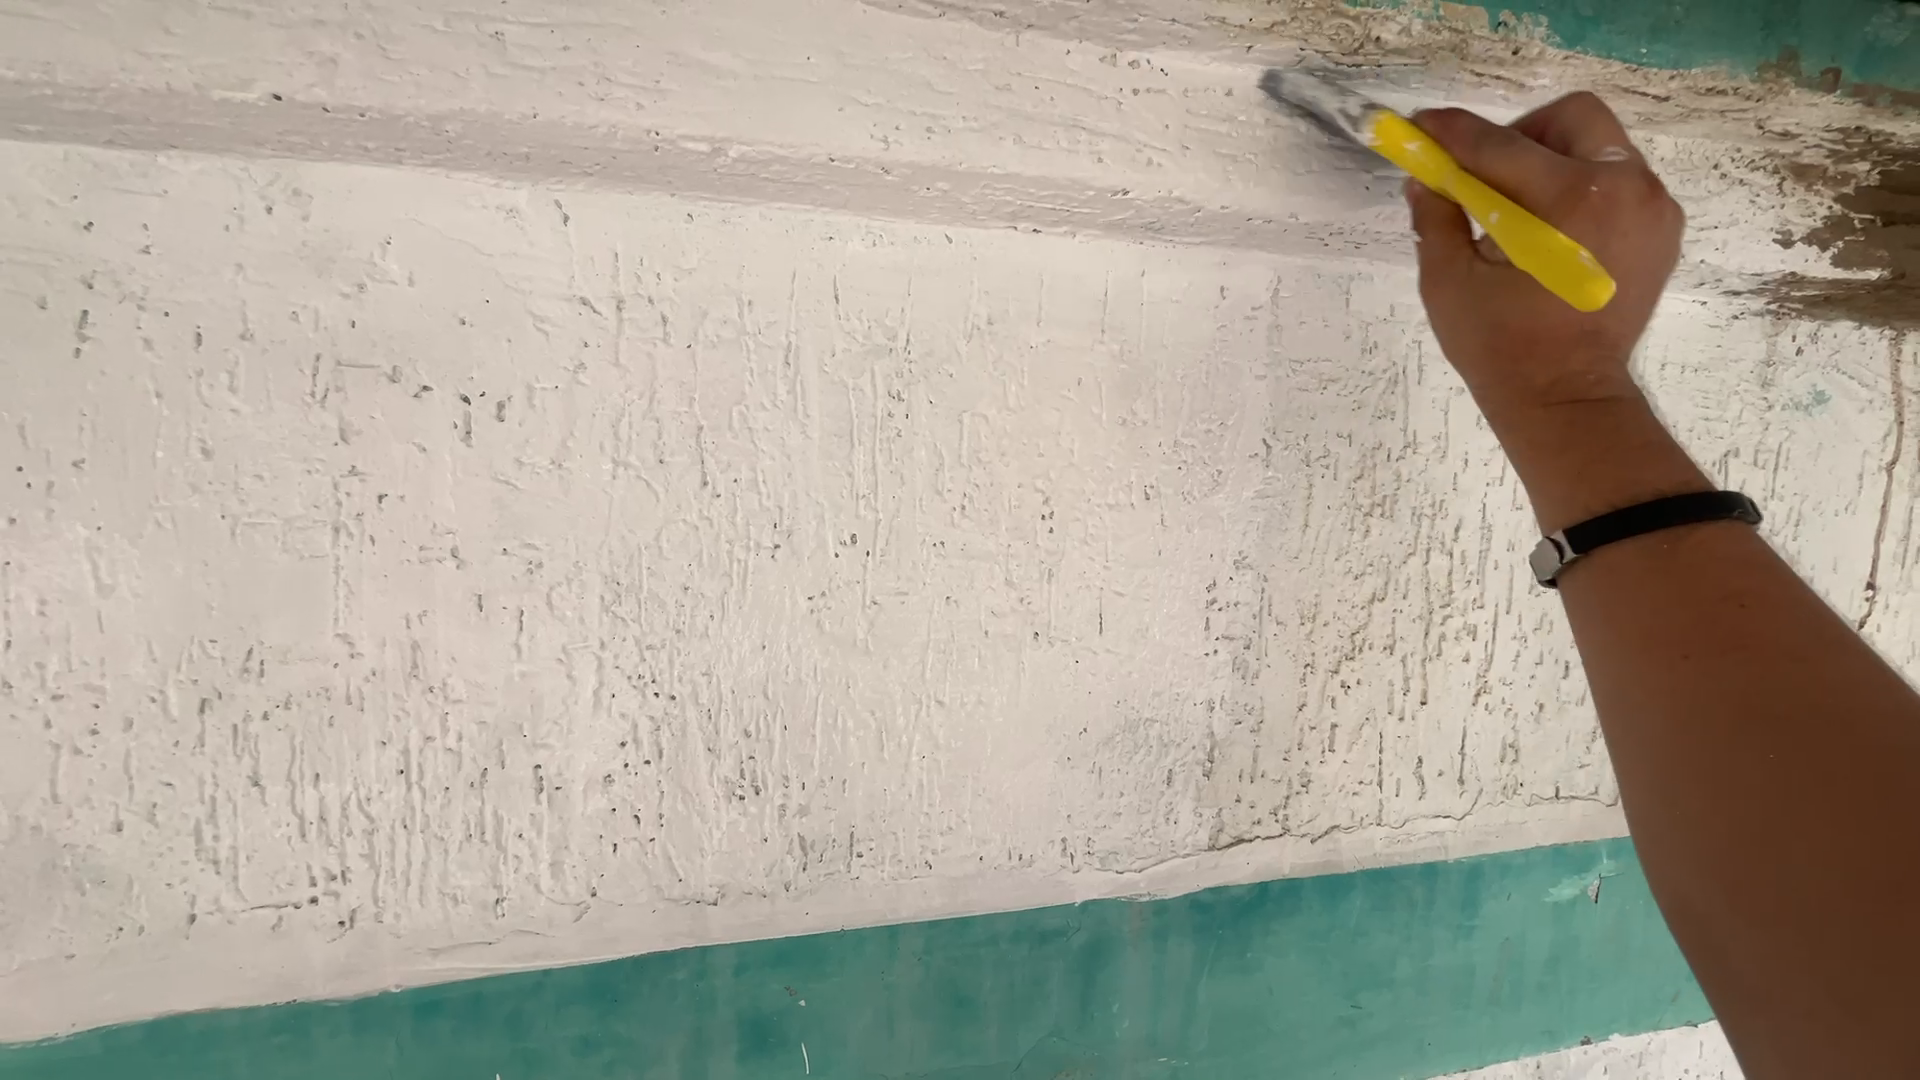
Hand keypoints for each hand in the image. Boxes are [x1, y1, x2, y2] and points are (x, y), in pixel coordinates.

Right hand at [1406, 93, 1684, 425]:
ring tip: (1514, 214)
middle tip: (1481, 177)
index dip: (1453, 133)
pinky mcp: (1663, 226)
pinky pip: (1618, 181)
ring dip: (1547, 163)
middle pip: (1570, 118)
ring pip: (1598, 146)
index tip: (1421, 127)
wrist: (1564, 395)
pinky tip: (1548, 235)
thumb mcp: (1448, 283)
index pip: (1499, 146)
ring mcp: (1654, 204)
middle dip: (1517, 136)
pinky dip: (1576, 191)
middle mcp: (1625, 185)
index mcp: (1567, 200)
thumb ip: (1437, 220)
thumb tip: (1425, 179)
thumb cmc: (1497, 346)